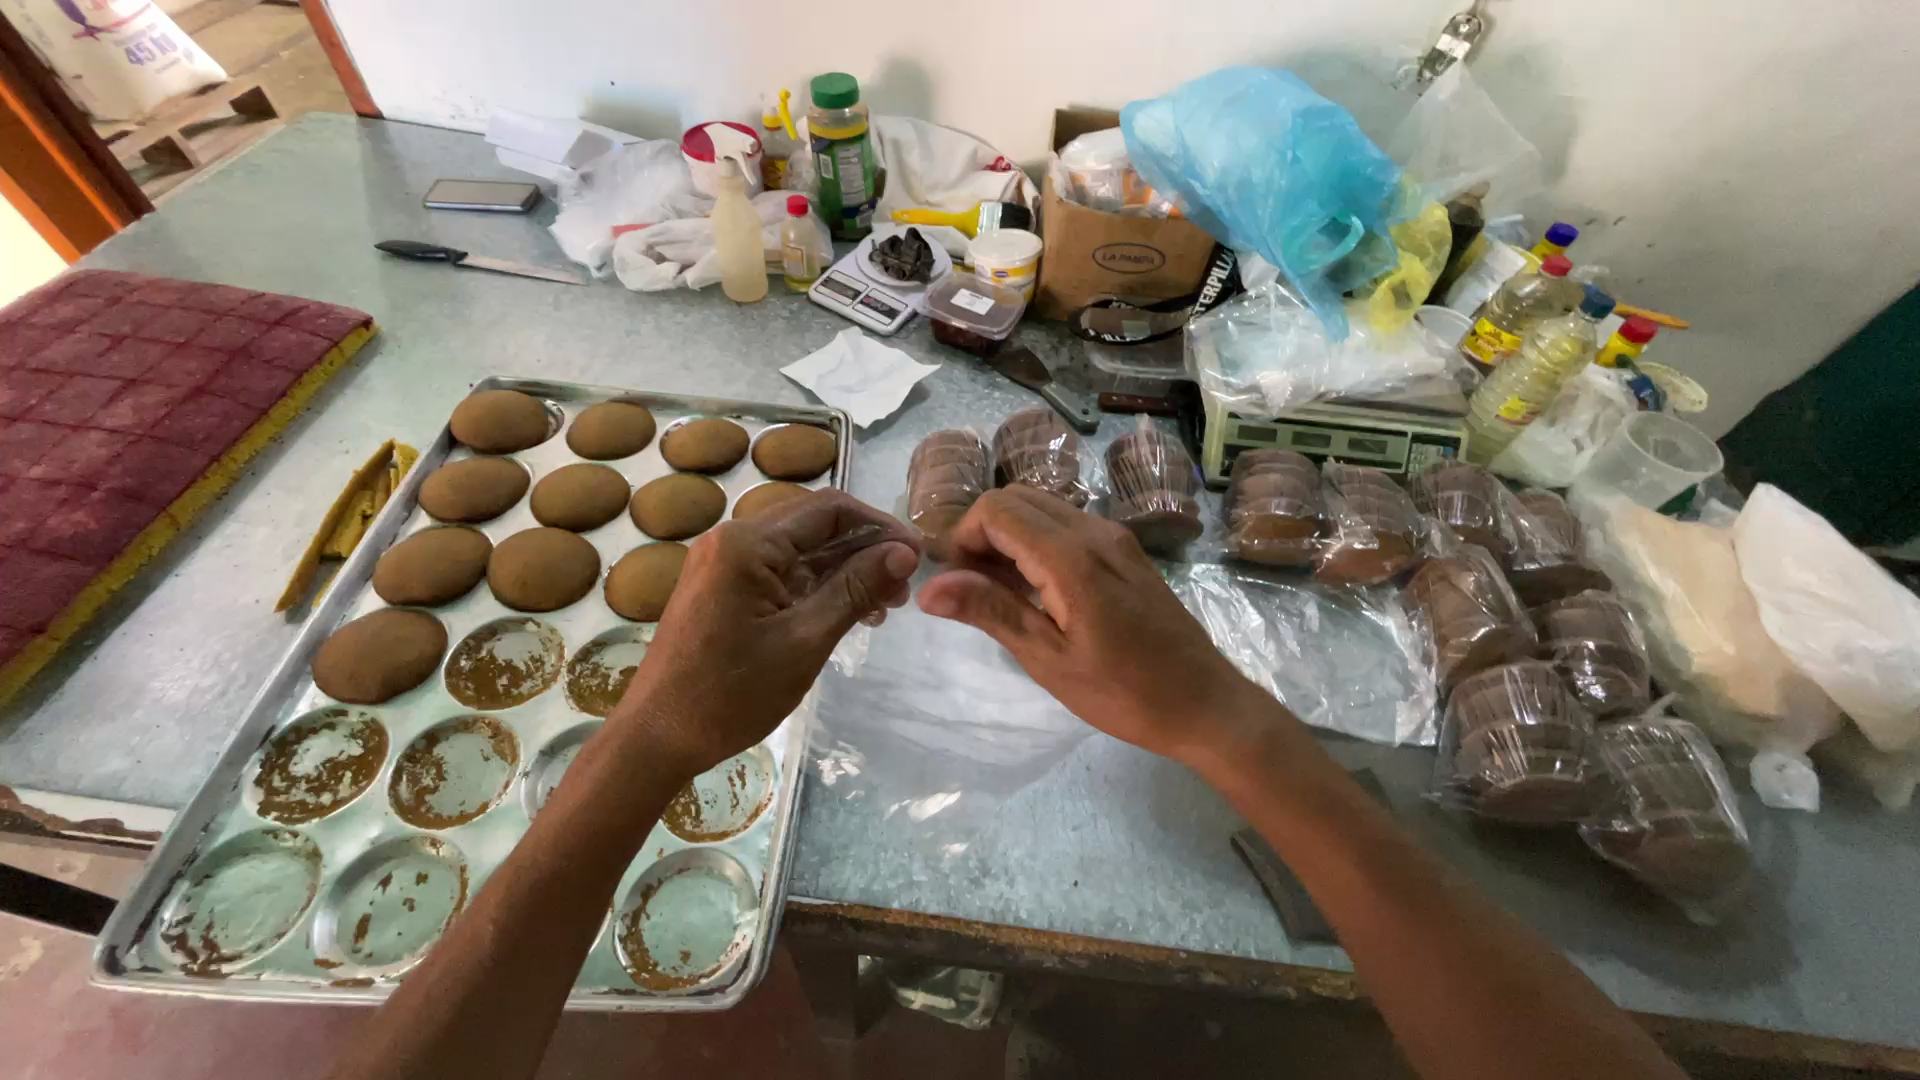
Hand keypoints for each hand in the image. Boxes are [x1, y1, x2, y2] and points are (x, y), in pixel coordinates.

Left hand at [610, 489, 920, 780]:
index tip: (919, 556)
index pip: (831, 509)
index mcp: (749, 543)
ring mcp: (725, 563)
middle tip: (904, 589)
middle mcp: (734, 539)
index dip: (881, 526)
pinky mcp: (723, 588)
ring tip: (883, 607)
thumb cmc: (730, 694)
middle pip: (816, 524)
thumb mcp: (805, 641)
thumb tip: (905, 552)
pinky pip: (781, 573)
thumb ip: (855, 589)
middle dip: (866, 549)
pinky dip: (817, 587)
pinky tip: (848, 613)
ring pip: (801, 550)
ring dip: (845, 570)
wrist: (656, 738)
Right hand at [917, 486, 1271, 766]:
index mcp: (1072, 556)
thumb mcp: (1048, 659)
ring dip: (1009, 537)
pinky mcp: (1124, 551)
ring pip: (1042, 508)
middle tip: (973, 588)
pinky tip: (1036, 590)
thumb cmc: (1124, 693)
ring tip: (1000, 593)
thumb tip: (929, 588)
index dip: (963, 537)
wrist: (1205, 704)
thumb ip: (990, 612)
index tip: (956, 582)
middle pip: (1017, 499)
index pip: (997, 509)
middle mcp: (1094, 531)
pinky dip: (1037, 543)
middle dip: (982, 533)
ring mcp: (1114, 537)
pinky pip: (1066, 526)